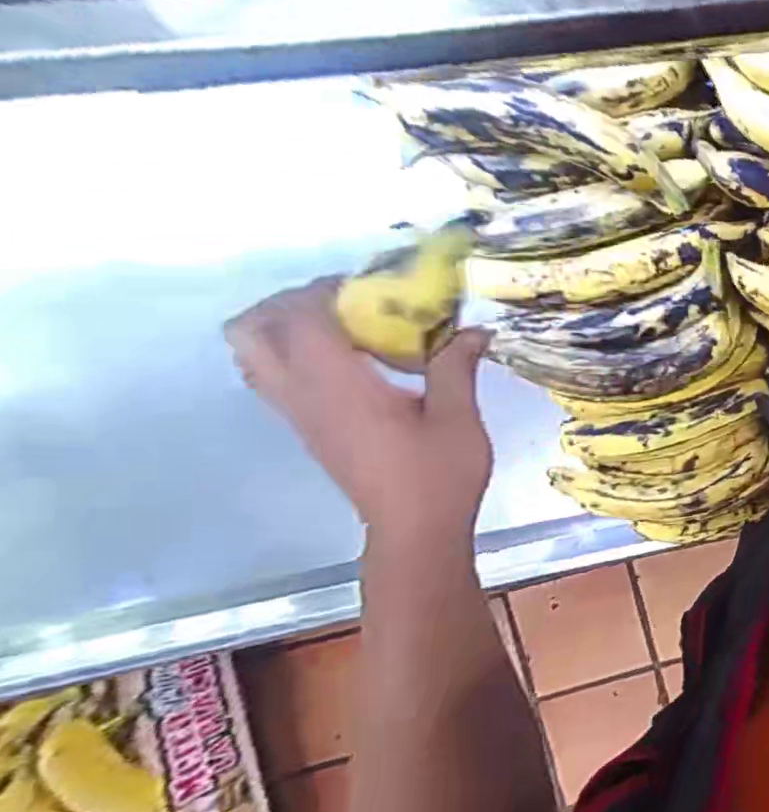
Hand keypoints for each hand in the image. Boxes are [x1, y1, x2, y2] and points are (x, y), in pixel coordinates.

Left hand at [225, 278, 492, 538]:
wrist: (414, 527)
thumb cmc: (440, 473)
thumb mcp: (458, 416)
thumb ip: (455, 366)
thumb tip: (474, 330)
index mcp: (338, 386)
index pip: (305, 317)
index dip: (332, 289)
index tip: (377, 284)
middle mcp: (302, 394)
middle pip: (252, 328)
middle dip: (292, 301)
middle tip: (349, 300)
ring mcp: (297, 412)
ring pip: (251, 351)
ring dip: (284, 325)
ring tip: (344, 324)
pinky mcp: (305, 426)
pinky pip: (270, 372)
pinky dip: (293, 350)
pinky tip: (348, 359)